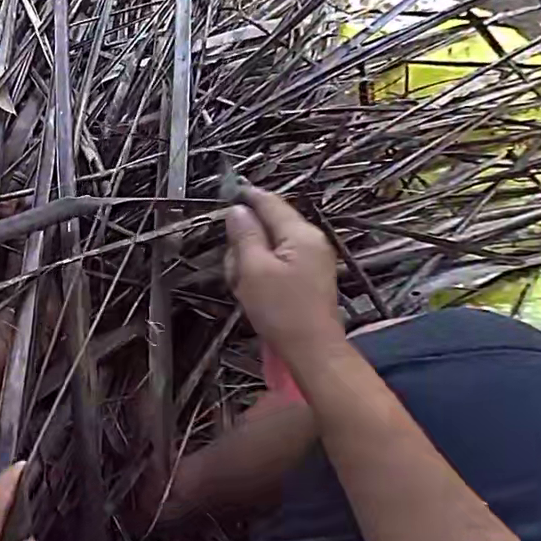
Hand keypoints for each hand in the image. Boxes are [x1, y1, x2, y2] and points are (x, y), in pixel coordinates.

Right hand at [224, 187, 344, 361]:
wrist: (311, 350)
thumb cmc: (282, 311)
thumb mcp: (253, 269)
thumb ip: (244, 235)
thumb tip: (237, 210)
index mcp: (300, 234)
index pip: (270, 203)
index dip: (247, 196)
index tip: (228, 190)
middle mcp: (311, 241)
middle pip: (269, 224)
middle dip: (245, 239)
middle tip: (234, 265)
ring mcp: (312, 259)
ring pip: (270, 245)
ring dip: (250, 259)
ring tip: (244, 285)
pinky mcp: (308, 276)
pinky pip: (277, 262)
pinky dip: (261, 270)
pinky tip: (254, 291)